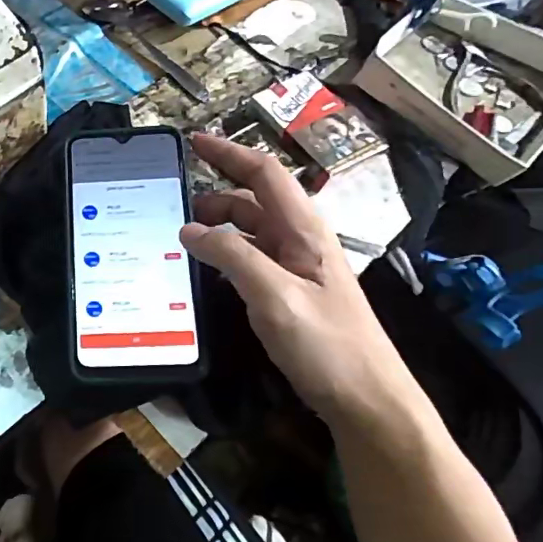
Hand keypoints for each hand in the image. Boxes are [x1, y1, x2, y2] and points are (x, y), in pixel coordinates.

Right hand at [178, 133, 409, 419]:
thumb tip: (189, 229)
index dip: (229, 153)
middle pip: (254, 199)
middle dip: (215, 191)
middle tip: (174, 202)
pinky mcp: (289, 292)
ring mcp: (295, 267)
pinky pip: (250, 258)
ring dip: (217, 224)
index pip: (264, 174)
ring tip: (181, 235)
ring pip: (250, 229)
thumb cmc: (328, 345)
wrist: (368, 400)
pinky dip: (223, 253)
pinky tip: (203, 268)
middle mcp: (300, 241)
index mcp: (304, 231)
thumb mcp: (275, 296)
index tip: (193, 141)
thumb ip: (232, 257)